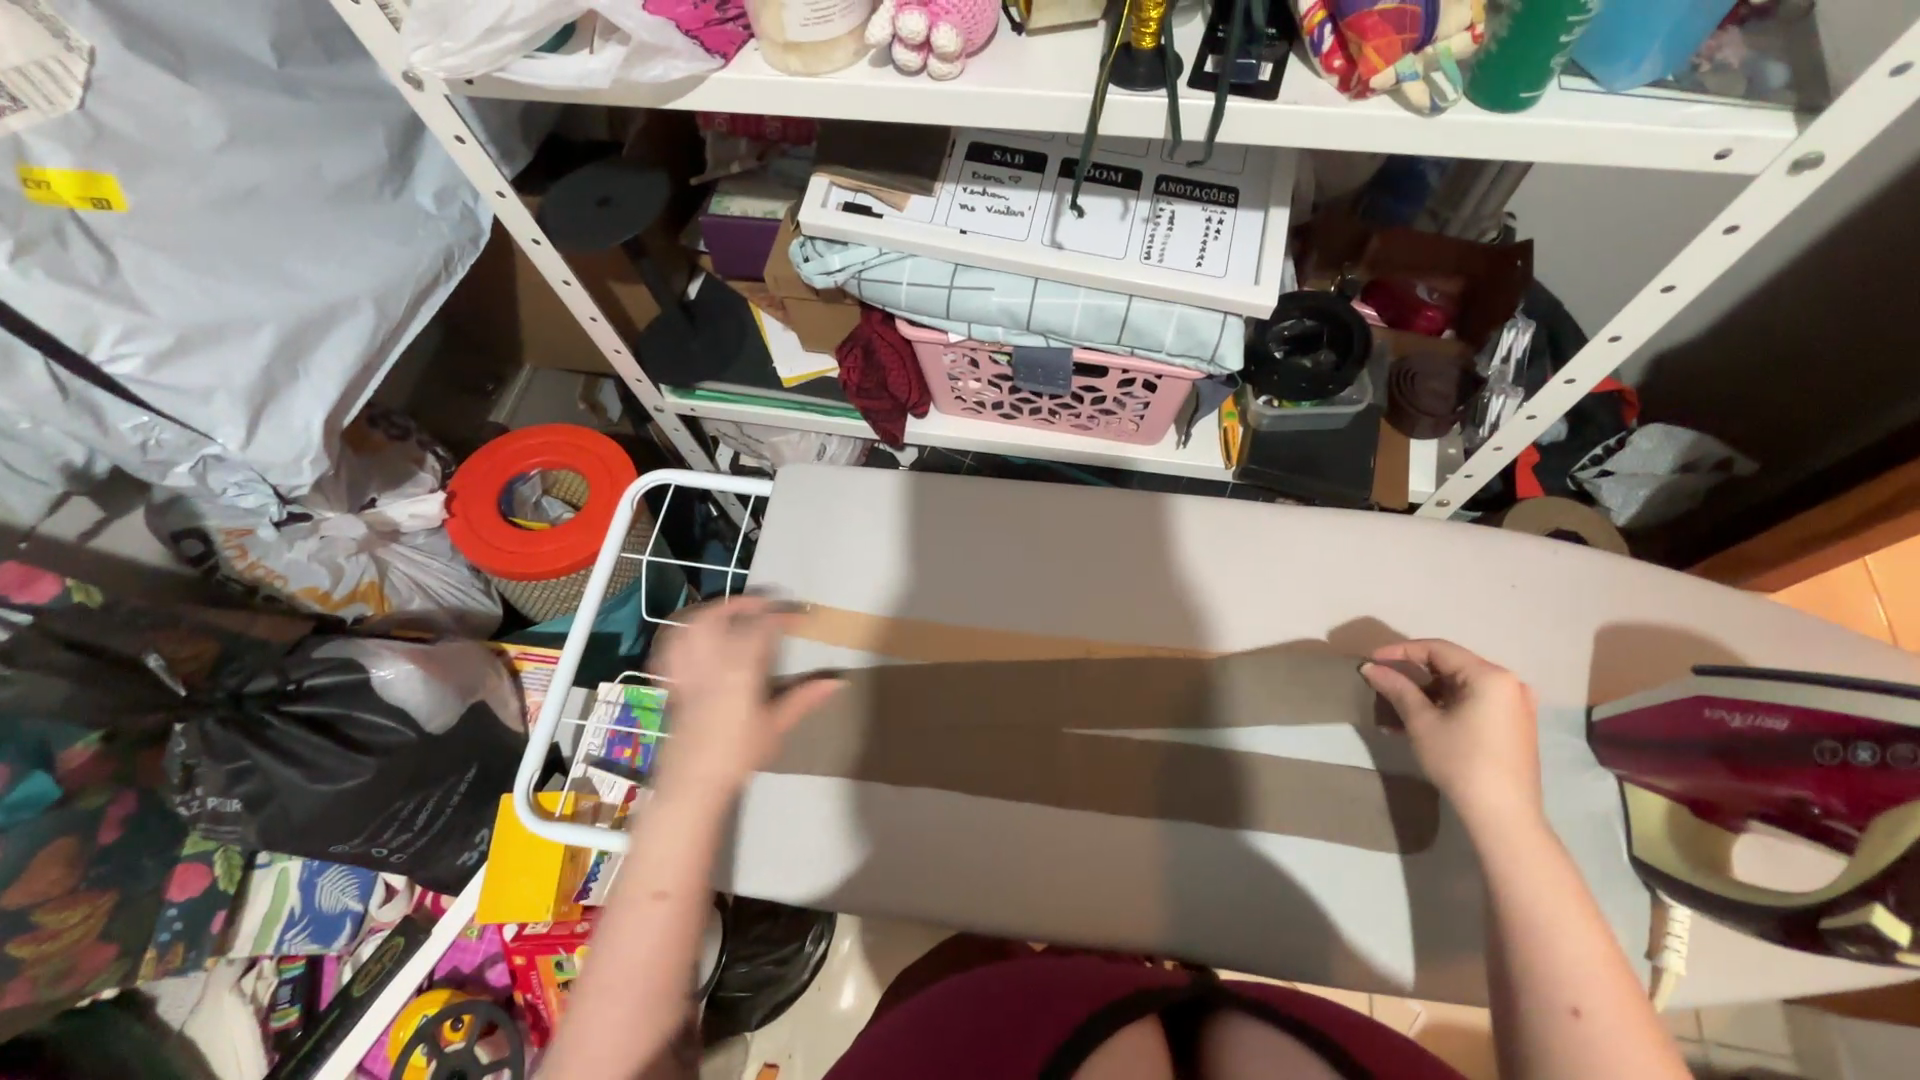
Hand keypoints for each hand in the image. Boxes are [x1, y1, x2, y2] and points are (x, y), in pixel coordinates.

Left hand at [652, 596, 843, 803]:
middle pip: (721, 616)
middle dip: (744, 603)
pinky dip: (684, 632)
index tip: (800, 614)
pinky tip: (695, 634)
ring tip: (731, 611)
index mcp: (740, 669)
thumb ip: (804, 698)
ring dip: (713, 611)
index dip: (783, 614)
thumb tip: (838, 681)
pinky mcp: (672, 682)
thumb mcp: (776, 726)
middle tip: (765, 603)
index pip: (762, 626)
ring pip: (693, 625)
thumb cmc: (738, 755)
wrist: (693, 783)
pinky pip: (670, 647)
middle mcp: (710, 662)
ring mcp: (687, 670)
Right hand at [1360, 639, 1543, 837]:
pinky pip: (1474, 703)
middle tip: (1382, 682)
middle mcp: (1508, 683)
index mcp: (1490, 675)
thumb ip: (1397, 688)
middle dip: (1413, 674)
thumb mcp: (1422, 722)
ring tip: (1395, 707)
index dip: (1400, 651)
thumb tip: (1371, 668)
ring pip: (1461, 686)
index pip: (1438, 649)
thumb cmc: (1461, 761)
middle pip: (1451, 666)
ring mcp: (1515, 705)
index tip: (1372, 660)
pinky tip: (1421, 722)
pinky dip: (1446, 706)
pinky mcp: (1514, 725)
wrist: (1503, 814)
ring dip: (1427, 693)